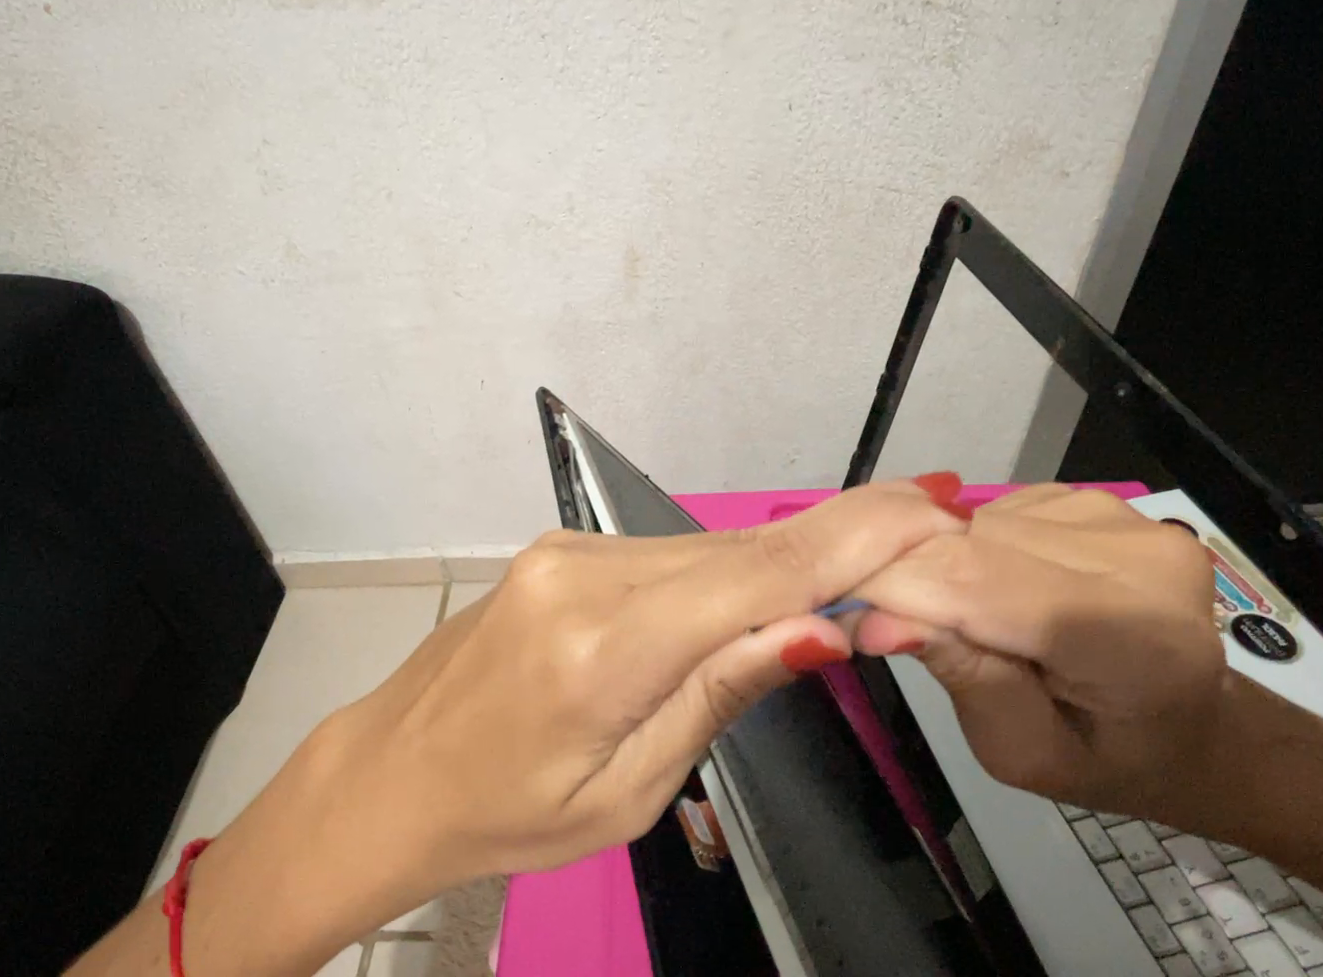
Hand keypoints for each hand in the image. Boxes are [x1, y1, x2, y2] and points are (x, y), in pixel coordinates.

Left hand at [70, 481, 968, 976]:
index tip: (930, 508)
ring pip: (706, 550)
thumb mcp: (628, 791)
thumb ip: (720, 694)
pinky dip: (724, 569)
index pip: (755, 578)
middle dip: (836, 540)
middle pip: (739, 552)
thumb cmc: (509, 814)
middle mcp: (587, 572)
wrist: (391, 770)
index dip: (851, 540)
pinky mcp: (559, 550)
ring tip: (860, 559)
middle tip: (925, 521)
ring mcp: (567, 551)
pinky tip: (759, 585)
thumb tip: (819, 628)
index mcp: (604, 647)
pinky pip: (665, 557)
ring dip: (780, 558)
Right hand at [847, 484, 1224, 822]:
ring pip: (967, 521)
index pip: (981, 582)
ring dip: (932, 564)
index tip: (836, 613)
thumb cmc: (1107, 756)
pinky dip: (962, 548)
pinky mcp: (1089, 497)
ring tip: (953, 615)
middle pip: (965, 543)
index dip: (894, 588)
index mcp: (1134, 638)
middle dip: (901, 576)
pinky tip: (989, 586)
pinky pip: (987, 511)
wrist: (1192, 722)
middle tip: (878, 622)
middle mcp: (1133, 555)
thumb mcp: (1022, 753)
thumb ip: (963, 677)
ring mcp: (1115, 515)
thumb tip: (874, 618)